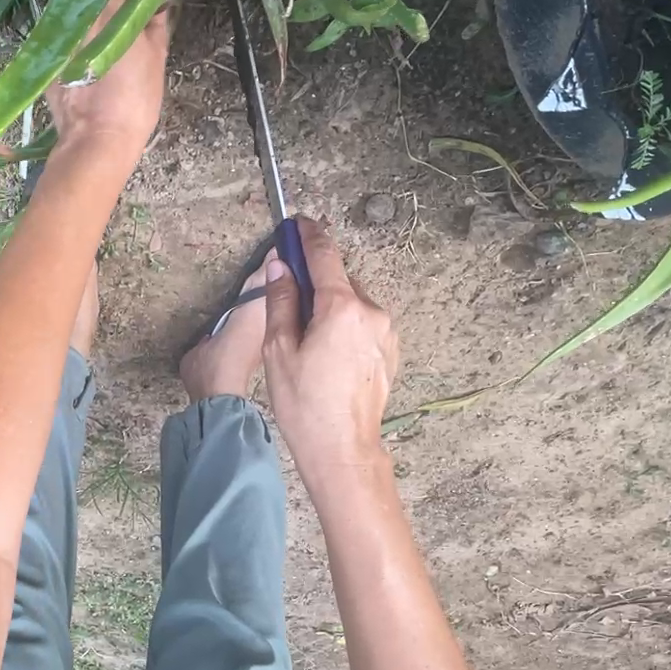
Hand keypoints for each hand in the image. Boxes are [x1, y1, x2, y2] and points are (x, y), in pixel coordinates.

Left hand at [44, 0, 169, 165]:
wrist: (96, 142)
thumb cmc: (133, 102)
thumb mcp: (156, 60)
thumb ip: (155, 24)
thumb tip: (156, 3)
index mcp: (113, 4)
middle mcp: (82, 11)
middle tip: (127, 15)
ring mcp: (61, 33)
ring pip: (80, 10)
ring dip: (93, 16)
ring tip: (107, 35)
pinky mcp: (47, 55)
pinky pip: (65, 35)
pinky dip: (76, 38)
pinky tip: (86, 55)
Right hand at [262, 217, 399, 486]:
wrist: (342, 447)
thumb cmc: (305, 404)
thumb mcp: (279, 350)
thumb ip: (281, 301)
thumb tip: (280, 268)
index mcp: (342, 307)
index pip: (324, 255)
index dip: (307, 235)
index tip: (296, 222)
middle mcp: (372, 311)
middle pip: (338, 281)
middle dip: (314, 285)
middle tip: (287, 307)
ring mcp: (386, 331)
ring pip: (351, 303)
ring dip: (329, 309)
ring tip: (305, 345)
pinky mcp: (390, 350)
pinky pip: (363, 324)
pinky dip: (344, 327)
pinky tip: (325, 357)